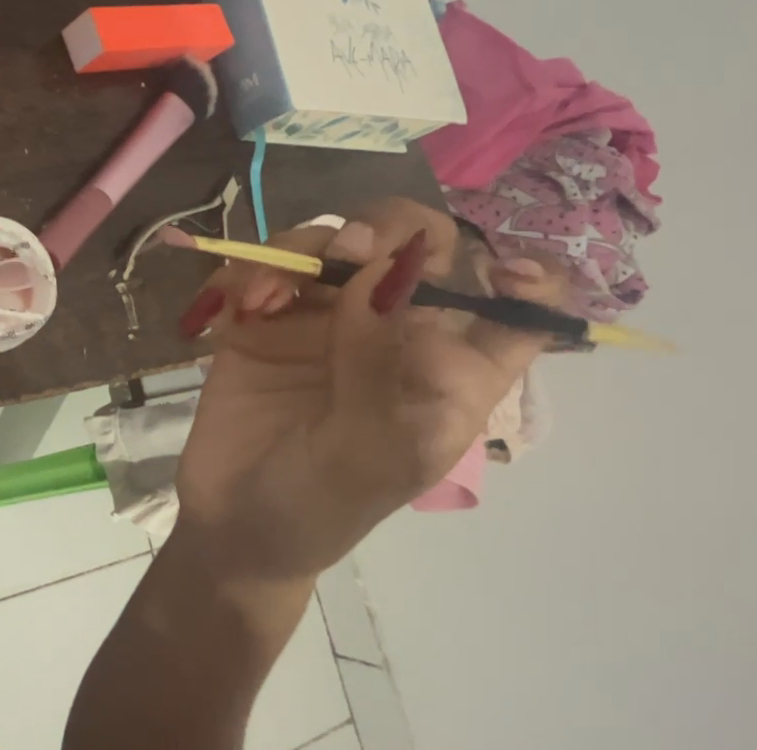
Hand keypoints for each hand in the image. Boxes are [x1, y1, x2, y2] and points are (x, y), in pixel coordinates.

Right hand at [167, 199, 565, 581]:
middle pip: (415, 247)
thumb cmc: (320, 507)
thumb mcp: (368, 453)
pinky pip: (260, 267)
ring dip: (296, 252)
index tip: (494, 271)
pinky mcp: (261, 320)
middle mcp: (392, 333)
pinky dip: (245, 271)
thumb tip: (383, 267)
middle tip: (343, 250)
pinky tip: (232, 306)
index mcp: (448, 370)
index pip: (517, 310)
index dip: (527, 278)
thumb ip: (378, 362)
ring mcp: (322, 321)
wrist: (229, 525)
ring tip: (258, 298)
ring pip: (330, 244)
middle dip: (384, 231)